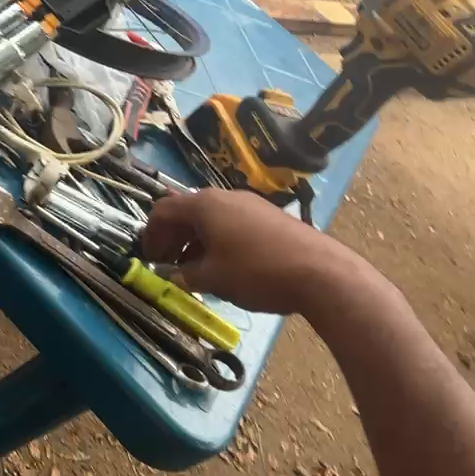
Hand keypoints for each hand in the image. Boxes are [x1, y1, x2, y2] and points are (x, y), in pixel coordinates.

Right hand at [137, 189, 374, 316]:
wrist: (324, 274)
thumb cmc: (257, 272)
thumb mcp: (213, 278)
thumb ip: (185, 275)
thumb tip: (171, 275)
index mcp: (204, 205)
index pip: (163, 211)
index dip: (151, 234)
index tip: (149, 258)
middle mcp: (225, 197)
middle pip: (187, 212)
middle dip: (173, 238)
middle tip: (167, 264)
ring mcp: (251, 205)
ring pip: (211, 219)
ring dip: (195, 241)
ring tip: (195, 269)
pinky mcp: (271, 217)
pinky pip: (232, 223)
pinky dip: (218, 241)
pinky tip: (225, 265)